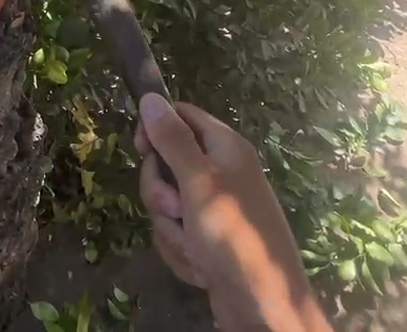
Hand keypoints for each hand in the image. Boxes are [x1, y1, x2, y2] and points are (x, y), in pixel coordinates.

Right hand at [136, 94, 330, 331]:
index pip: (179, 115)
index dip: (155, 128)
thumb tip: (151, 96)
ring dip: (170, 227)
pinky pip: (175, 231)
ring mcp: (213, 208)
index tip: (141, 150)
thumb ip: (172, 139)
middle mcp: (219, 172)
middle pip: (165, 161)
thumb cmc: (234, 237)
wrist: (264, 310)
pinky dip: (181, 250)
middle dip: (160, 191)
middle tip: (176, 210)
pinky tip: (199, 267)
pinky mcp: (207, 239)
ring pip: (166, 201)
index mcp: (224, 147)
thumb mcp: (199, 182)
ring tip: (193, 247)